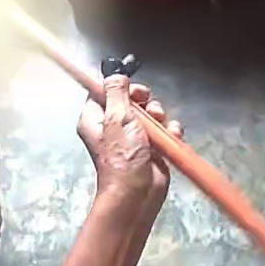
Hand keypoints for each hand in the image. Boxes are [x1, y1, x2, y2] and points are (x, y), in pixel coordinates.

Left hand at [77, 76, 180, 214]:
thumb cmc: (122, 157)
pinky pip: (163, 130)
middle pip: (131, 100)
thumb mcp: (117, 117)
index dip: (120, 85)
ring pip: (150, 113)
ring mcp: (134, 137)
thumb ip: (116, 92)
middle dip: (144, 101)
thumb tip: (114, 72)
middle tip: (147, 106)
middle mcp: (113, 126)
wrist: (137, 193)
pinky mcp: (152, 147)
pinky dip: (169, 131)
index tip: (131, 85)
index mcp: (96, 118)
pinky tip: (169, 137)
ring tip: (159, 124)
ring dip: (159, 115)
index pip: (104, 91)